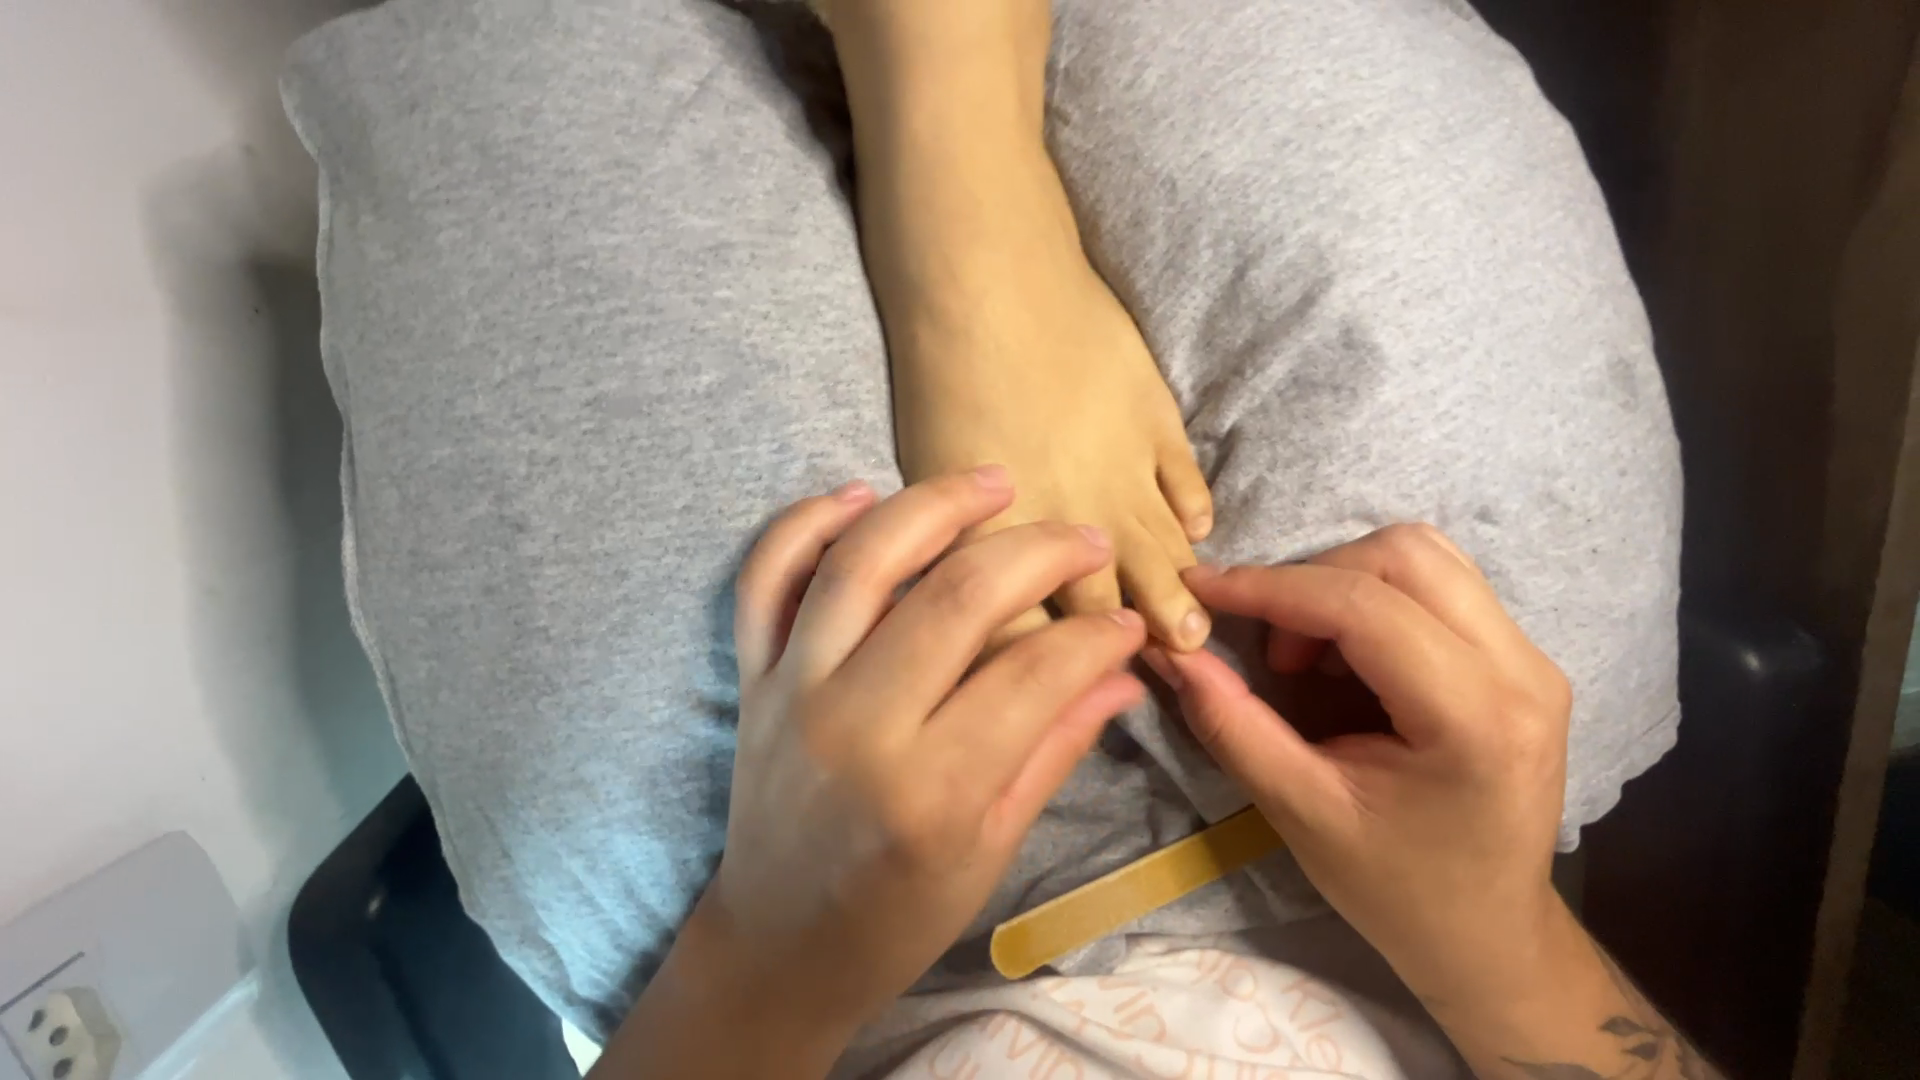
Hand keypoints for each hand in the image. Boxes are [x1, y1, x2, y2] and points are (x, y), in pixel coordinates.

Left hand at [706, 469, 1148, 1040]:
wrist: (777, 945)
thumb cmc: (897, 915)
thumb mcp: (993, 847)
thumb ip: (1055, 748)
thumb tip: (1123, 673)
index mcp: (931, 789)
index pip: (1033, 674)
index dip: (1094, 634)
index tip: (1128, 618)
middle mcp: (857, 723)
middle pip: (957, 596)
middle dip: (1037, 552)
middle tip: (1085, 537)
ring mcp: (791, 689)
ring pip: (862, 562)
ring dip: (933, 506)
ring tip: (994, 482)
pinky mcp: (751, 676)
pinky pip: (765, 577)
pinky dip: (805, 523)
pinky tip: (859, 495)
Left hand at [891, 254, 1214, 651]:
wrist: (988, 278)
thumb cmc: (940, 376)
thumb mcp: (931, 477)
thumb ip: (969, 548)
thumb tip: (992, 585)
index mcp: (1012, 541)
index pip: (1043, 627)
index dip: (1061, 664)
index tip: (1081, 684)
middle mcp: (1078, 518)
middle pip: (1112, 597)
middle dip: (1134, 640)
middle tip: (1171, 672)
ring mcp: (1125, 469)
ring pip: (1159, 548)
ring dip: (1177, 593)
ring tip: (1197, 633)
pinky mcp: (1154, 420)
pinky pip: (1184, 480)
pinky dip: (1193, 510)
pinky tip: (1198, 532)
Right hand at [1148, 525, 1572, 1005]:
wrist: (1489, 933)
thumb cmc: (1395, 887)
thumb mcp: (1298, 810)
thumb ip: (1230, 723)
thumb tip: (1169, 651)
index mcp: (1474, 719)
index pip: (1363, 606)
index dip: (1270, 587)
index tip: (1200, 590)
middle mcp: (1522, 671)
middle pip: (1403, 554)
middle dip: (1310, 580)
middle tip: (1273, 648)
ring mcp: (1532, 658)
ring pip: (1424, 553)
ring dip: (1342, 581)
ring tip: (1308, 650)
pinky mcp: (1520, 657)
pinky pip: (1437, 580)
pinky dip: (1371, 592)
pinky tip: (1346, 652)